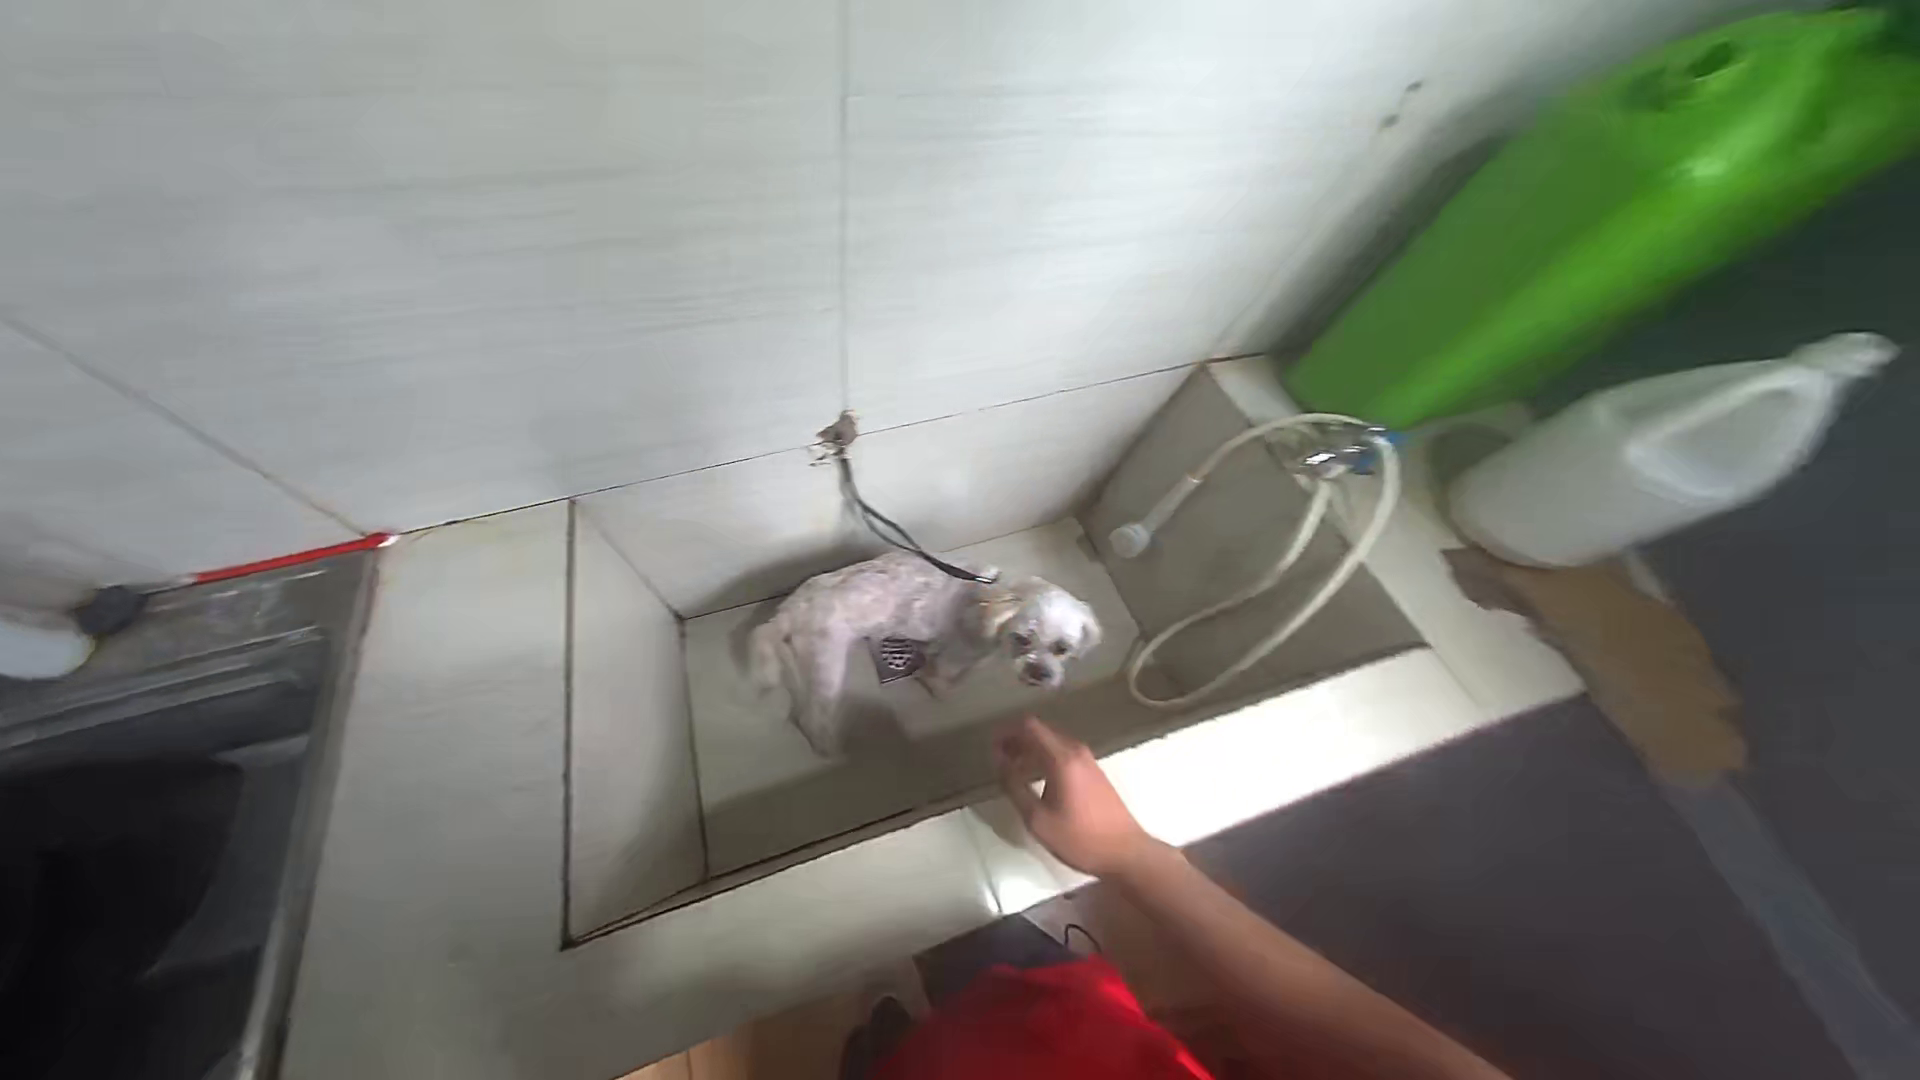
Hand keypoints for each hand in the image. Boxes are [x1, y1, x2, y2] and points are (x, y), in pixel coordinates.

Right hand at [994, 715, 1162, 877]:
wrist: (1126, 853)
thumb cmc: (1080, 838)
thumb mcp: (1038, 819)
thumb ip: (1014, 786)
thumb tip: (999, 761)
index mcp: (1061, 757)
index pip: (1029, 726)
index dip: (1007, 732)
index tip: (992, 747)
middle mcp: (1075, 750)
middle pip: (1040, 731)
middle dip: (1016, 740)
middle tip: (999, 759)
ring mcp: (1087, 759)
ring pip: (1051, 741)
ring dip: (1030, 749)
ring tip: (1013, 770)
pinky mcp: (1093, 770)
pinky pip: (1062, 752)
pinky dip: (1044, 757)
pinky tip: (1036, 779)